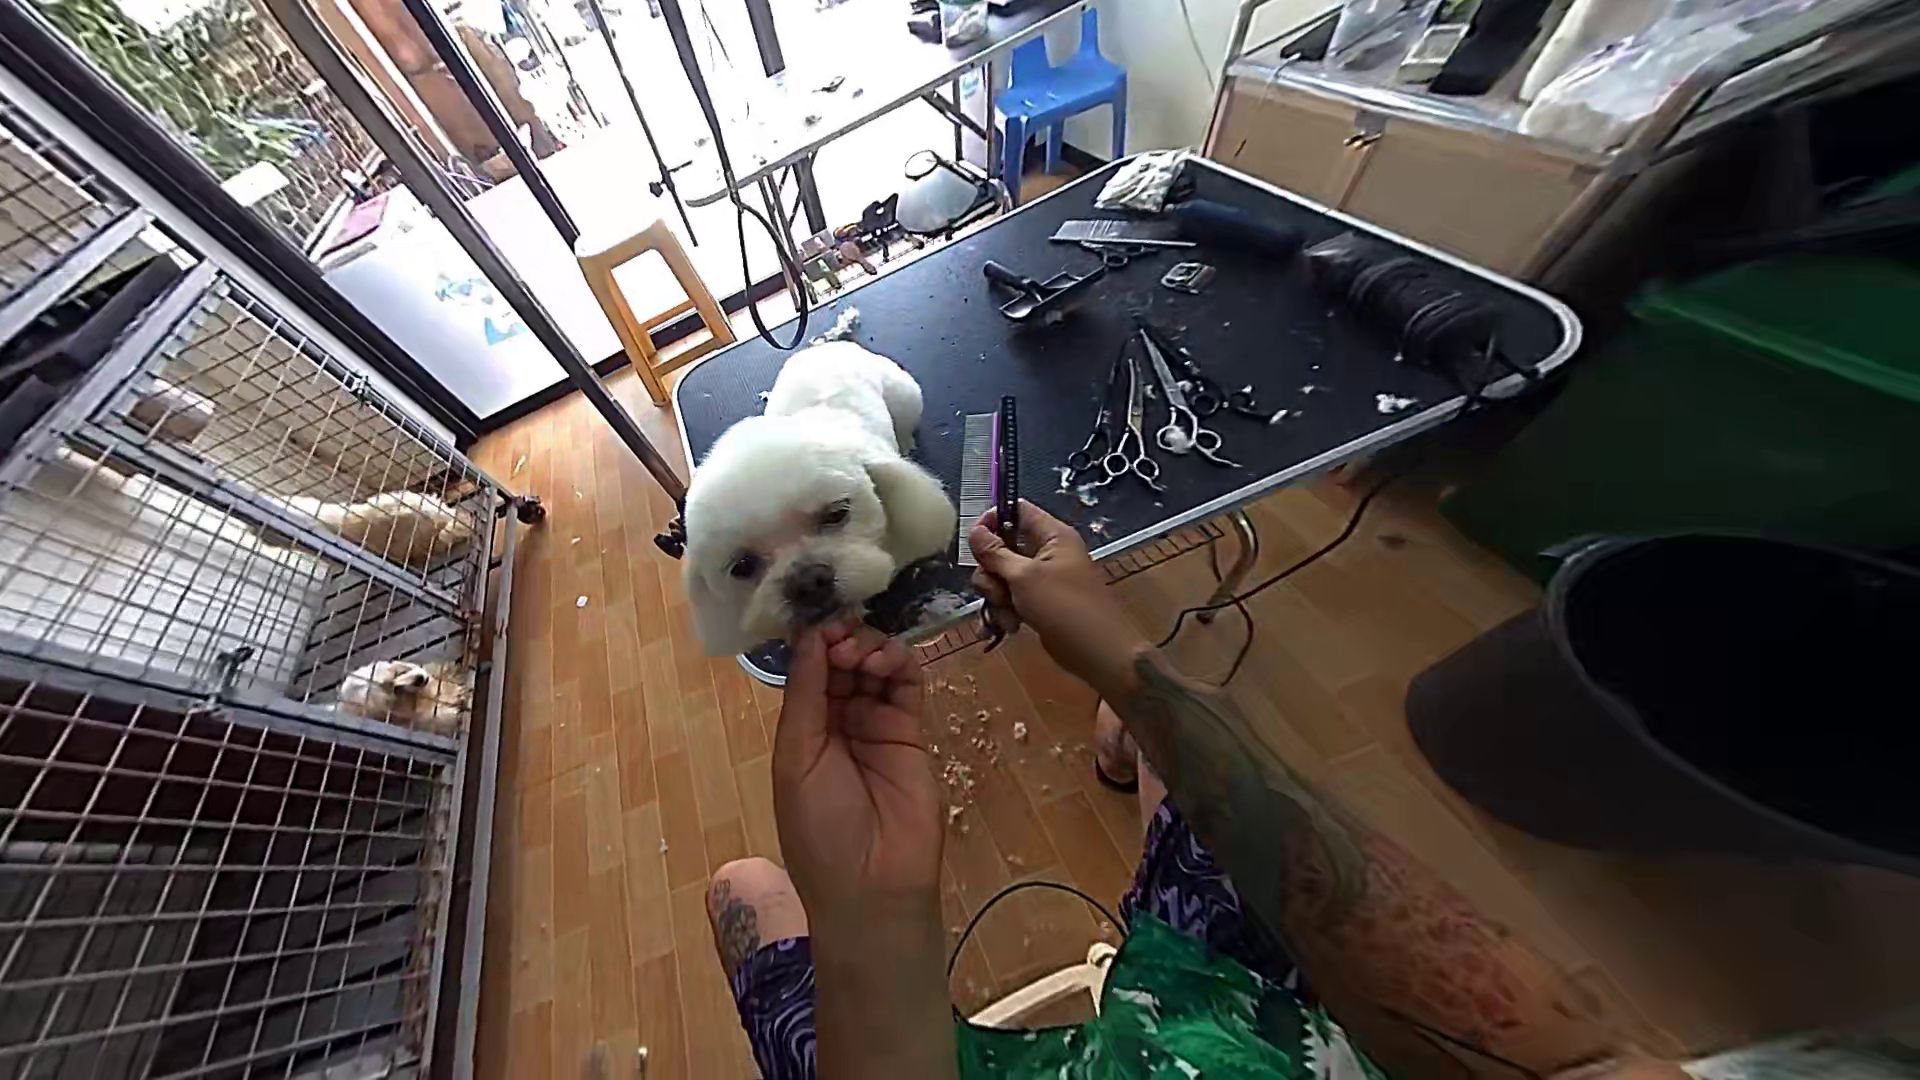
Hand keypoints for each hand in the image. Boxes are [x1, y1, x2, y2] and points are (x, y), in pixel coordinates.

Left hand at [772, 620, 942, 932]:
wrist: (874, 883)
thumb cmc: (821, 825)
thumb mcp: (797, 758)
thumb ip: (806, 694)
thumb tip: (810, 635)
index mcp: (805, 725)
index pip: (811, 669)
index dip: (816, 642)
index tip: (822, 623)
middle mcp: (840, 717)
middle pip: (844, 660)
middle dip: (844, 639)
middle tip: (845, 641)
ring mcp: (877, 720)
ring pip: (876, 664)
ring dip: (870, 648)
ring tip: (864, 659)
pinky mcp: (912, 726)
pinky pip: (907, 683)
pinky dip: (898, 663)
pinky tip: (886, 665)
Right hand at [968, 500, 1149, 692]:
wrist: (1097, 652)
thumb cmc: (1064, 607)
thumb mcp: (1024, 577)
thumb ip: (995, 553)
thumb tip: (975, 530)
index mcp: (1051, 535)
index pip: (1016, 510)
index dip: (993, 520)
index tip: (975, 542)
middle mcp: (1047, 552)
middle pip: (1002, 546)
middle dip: (991, 571)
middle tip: (997, 590)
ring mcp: (1042, 578)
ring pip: (1002, 575)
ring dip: (996, 596)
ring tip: (1007, 616)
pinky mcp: (1038, 602)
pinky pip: (1010, 598)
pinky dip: (1004, 611)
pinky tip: (1004, 627)